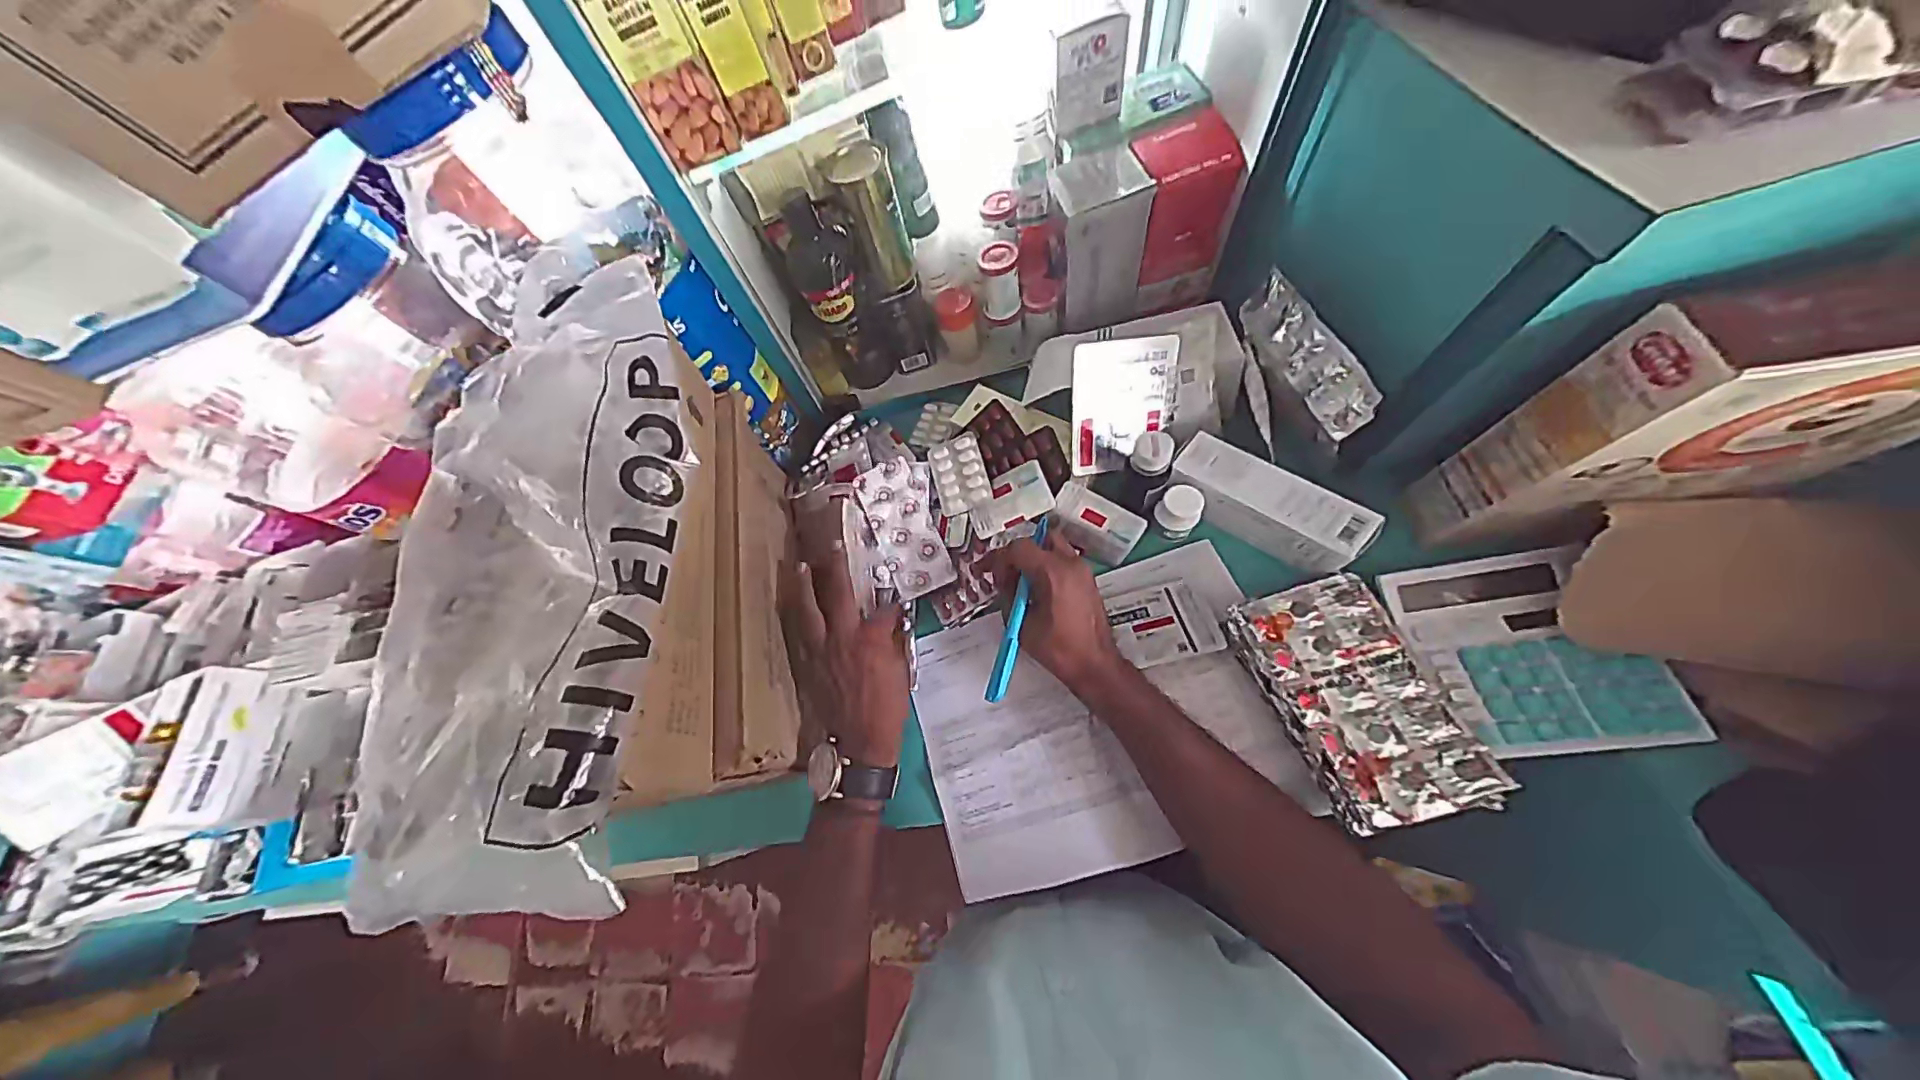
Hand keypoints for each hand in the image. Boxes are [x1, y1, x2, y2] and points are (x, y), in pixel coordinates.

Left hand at [782, 533, 909, 769]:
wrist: (860, 742)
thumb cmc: (886, 708)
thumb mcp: (901, 671)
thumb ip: (894, 642)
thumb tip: (892, 623)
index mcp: (871, 638)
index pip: (882, 609)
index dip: (890, 601)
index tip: (894, 596)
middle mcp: (842, 637)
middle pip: (836, 594)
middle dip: (836, 567)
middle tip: (832, 546)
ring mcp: (821, 650)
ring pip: (808, 610)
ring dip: (803, 586)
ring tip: (798, 566)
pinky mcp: (807, 664)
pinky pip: (798, 634)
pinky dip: (796, 617)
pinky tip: (794, 606)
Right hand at [989, 533, 1128, 691]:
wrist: (1094, 664)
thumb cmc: (1059, 649)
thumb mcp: (1021, 624)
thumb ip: (1009, 596)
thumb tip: (1003, 581)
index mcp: (1052, 572)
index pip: (1019, 548)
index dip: (999, 558)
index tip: (988, 570)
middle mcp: (1070, 564)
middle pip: (1038, 539)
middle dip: (1018, 552)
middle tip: (1005, 572)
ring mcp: (1082, 570)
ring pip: (1052, 546)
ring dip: (1034, 558)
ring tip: (1021, 582)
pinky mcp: (1087, 579)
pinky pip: (1063, 560)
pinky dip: (1047, 566)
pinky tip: (1037, 589)